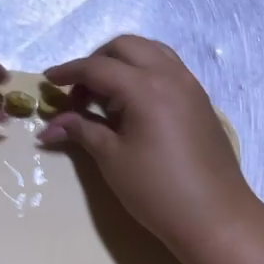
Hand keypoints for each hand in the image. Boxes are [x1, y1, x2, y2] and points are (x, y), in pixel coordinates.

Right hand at [40, 35, 259, 257]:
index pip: (97, 67)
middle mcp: (169, 75)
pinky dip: (145, 70)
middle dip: (97, 60)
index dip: (69, 72)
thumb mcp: (112, 159)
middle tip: (79, 90)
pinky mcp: (200, 98)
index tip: (48, 80)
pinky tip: (134, 102)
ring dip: (123, 61)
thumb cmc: (158, 190)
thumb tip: (48, 127)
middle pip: (125, 47)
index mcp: (144, 87)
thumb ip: (82, 131)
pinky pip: (168, 66)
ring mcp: (189, 84)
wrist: (216, 217)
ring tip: (106, 93)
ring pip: (150, 51)